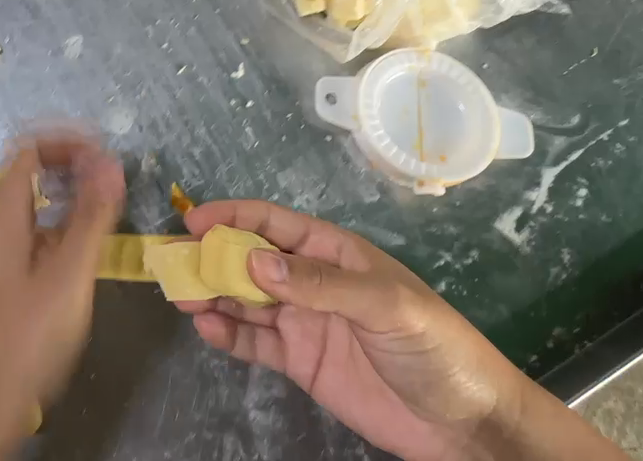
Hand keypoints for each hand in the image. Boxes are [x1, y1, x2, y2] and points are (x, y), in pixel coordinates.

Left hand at [0, 135, 124, 459]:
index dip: (68, 143)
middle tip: (110, 177)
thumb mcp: (68, 276)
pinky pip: (24, 224)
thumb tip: (111, 162)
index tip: (106, 154)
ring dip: (64, 191)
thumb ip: (92, 217)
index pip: (28, 149)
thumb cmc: (28, 340)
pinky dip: (53, 218)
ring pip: (26, 198)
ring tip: (104, 203)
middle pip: (25, 169)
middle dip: (69, 163)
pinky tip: (79, 242)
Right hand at [176, 201, 543, 460]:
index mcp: (331, 252)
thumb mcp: (384, 304)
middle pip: (249, 260)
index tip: (192, 222)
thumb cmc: (434, 345)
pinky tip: (208, 330)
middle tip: (173, 263)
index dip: (232, 217)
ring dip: (213, 294)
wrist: (468, 425)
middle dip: (211, 257)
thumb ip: (319, 283)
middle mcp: (309, 280)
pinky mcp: (300, 362)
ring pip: (244, 300)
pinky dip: (228, 334)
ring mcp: (302, 321)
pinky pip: (255, 342)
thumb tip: (253, 261)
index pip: (272, 224)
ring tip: (182, 296)